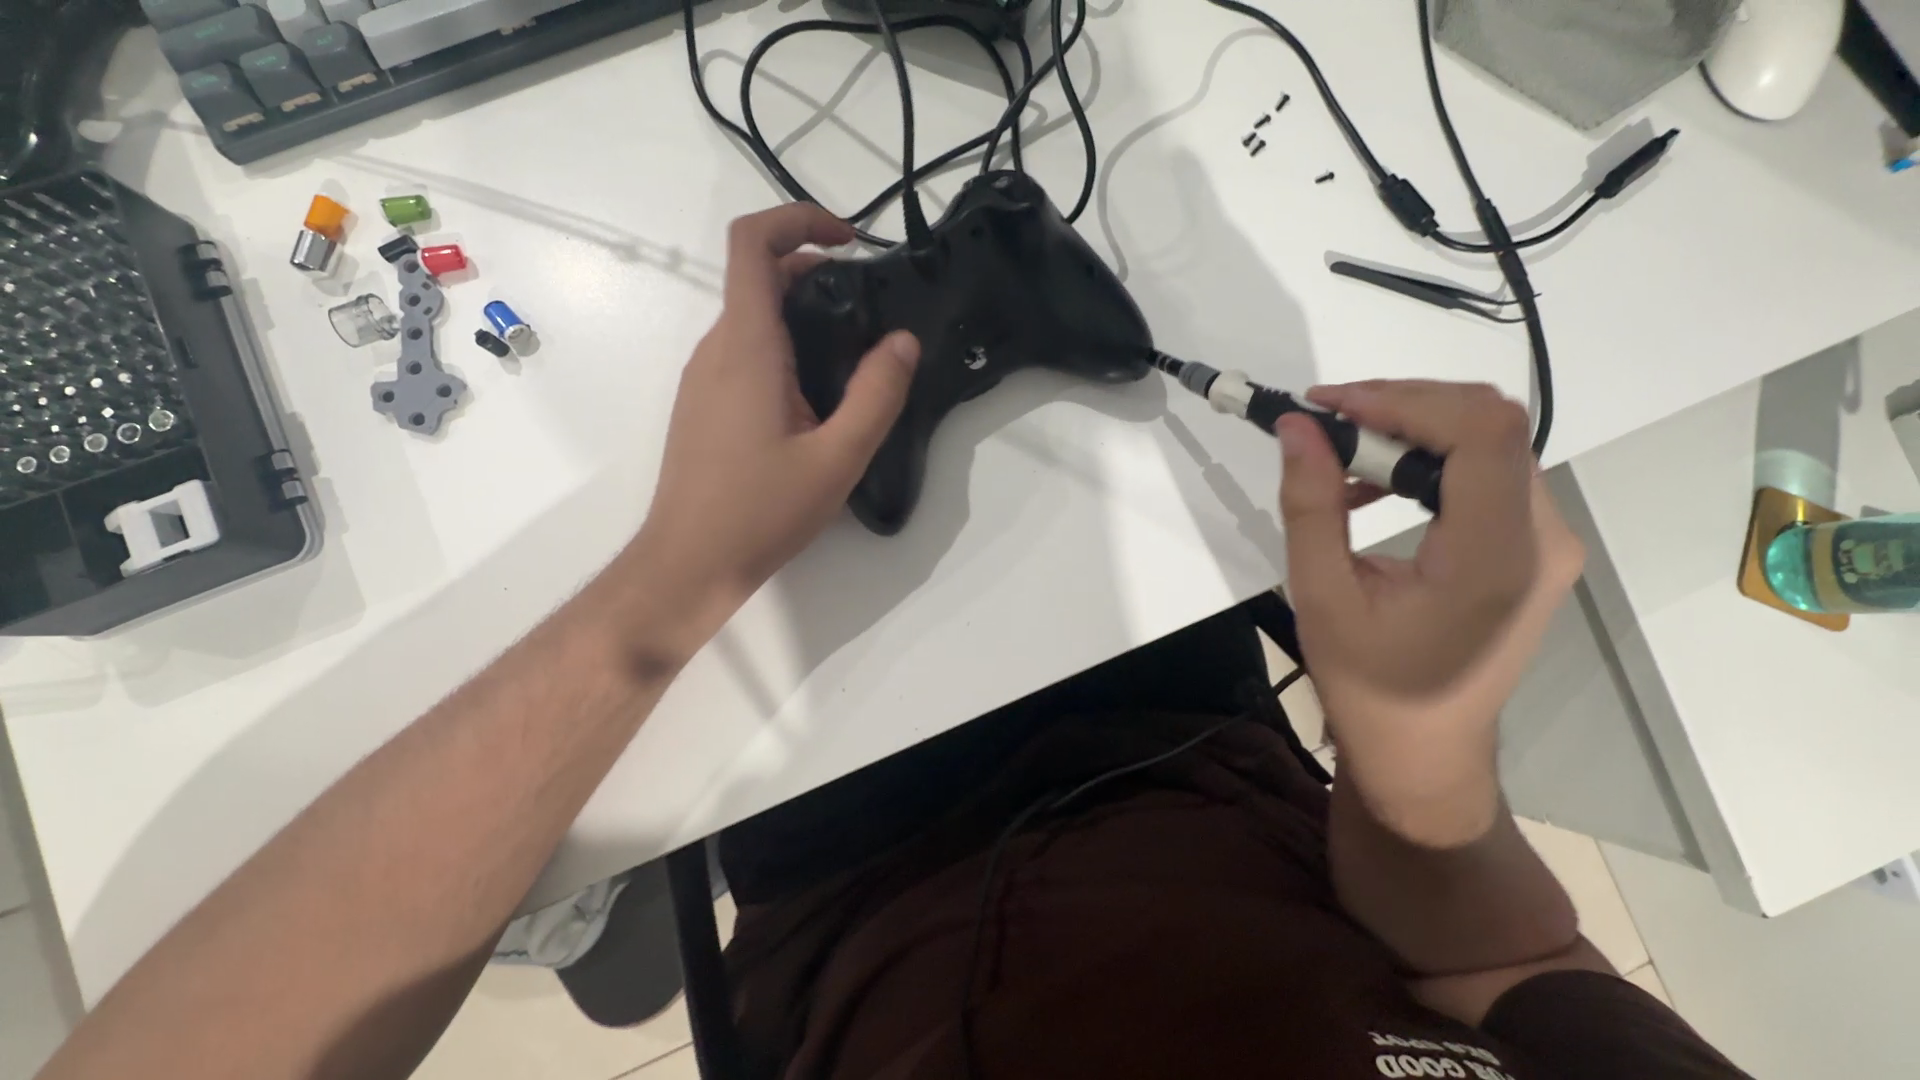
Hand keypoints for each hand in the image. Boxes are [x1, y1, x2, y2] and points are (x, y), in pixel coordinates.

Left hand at [625, 205, 919, 654]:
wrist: (689, 563)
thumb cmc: (761, 512)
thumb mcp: (838, 457)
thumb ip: (877, 394)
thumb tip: (903, 340)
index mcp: (746, 347)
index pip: (753, 244)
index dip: (799, 219)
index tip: (850, 241)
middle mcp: (716, 349)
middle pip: (758, 277)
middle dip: (816, 271)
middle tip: (872, 310)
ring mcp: (703, 378)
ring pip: (752, 317)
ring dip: (802, 314)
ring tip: (855, 356)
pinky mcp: (703, 404)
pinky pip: (744, 352)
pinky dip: (783, 346)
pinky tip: (818, 398)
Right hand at [1276, 382, 1583, 833]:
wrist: (1424, 751)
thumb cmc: (1368, 685)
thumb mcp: (1321, 596)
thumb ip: (1311, 504)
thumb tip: (1295, 427)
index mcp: (1495, 557)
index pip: (1482, 432)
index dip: (1405, 399)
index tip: (1329, 406)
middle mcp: (1543, 539)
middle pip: (1489, 427)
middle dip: (1400, 407)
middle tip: (1323, 422)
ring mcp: (1546, 543)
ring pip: (1488, 443)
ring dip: (1410, 430)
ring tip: (1338, 453)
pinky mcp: (1532, 548)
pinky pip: (1486, 474)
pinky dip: (1426, 460)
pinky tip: (1372, 483)